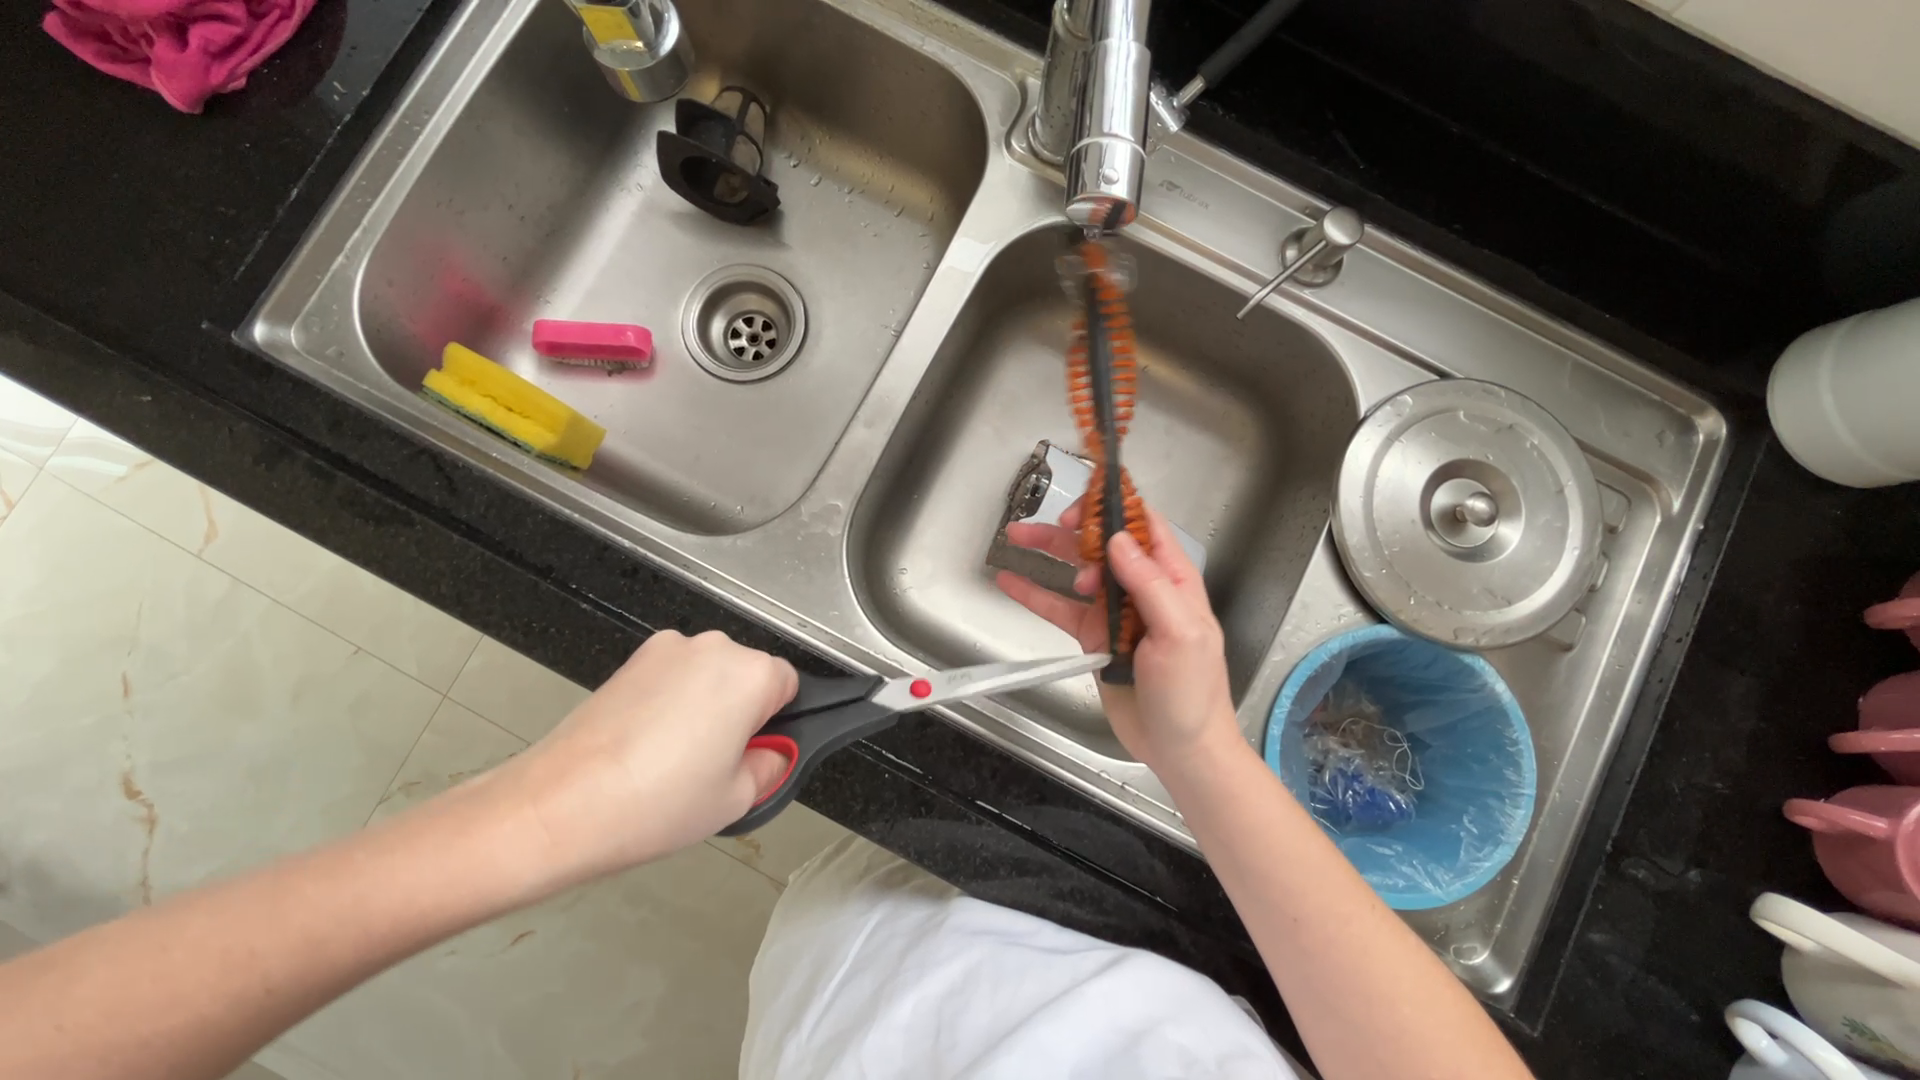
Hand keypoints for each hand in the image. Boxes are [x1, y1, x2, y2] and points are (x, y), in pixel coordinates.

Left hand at [481, 631, 797, 887]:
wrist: (561, 805)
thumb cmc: (656, 802)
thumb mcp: (737, 799)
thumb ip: (772, 767)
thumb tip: (772, 754)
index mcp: (750, 674)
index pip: (789, 684)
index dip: (777, 722)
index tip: (756, 753)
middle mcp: (712, 648)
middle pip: (747, 674)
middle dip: (741, 711)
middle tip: (717, 764)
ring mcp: (666, 650)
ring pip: (708, 675)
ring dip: (704, 706)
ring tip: (675, 761)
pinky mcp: (630, 662)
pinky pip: (671, 677)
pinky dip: (669, 702)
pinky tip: (649, 747)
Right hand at [995, 501, 1240, 776]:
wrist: (1180, 747)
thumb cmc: (1192, 692)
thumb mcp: (1180, 633)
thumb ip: (1149, 584)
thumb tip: (1117, 540)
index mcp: (1173, 581)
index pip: (1144, 529)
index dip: (1116, 508)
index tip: (1086, 501)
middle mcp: (1142, 590)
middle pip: (1103, 545)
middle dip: (1076, 529)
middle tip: (1052, 525)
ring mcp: (1114, 614)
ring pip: (1076, 572)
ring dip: (1048, 554)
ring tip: (1015, 537)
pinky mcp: (1093, 638)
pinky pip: (1059, 609)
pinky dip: (1035, 594)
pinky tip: (1010, 581)